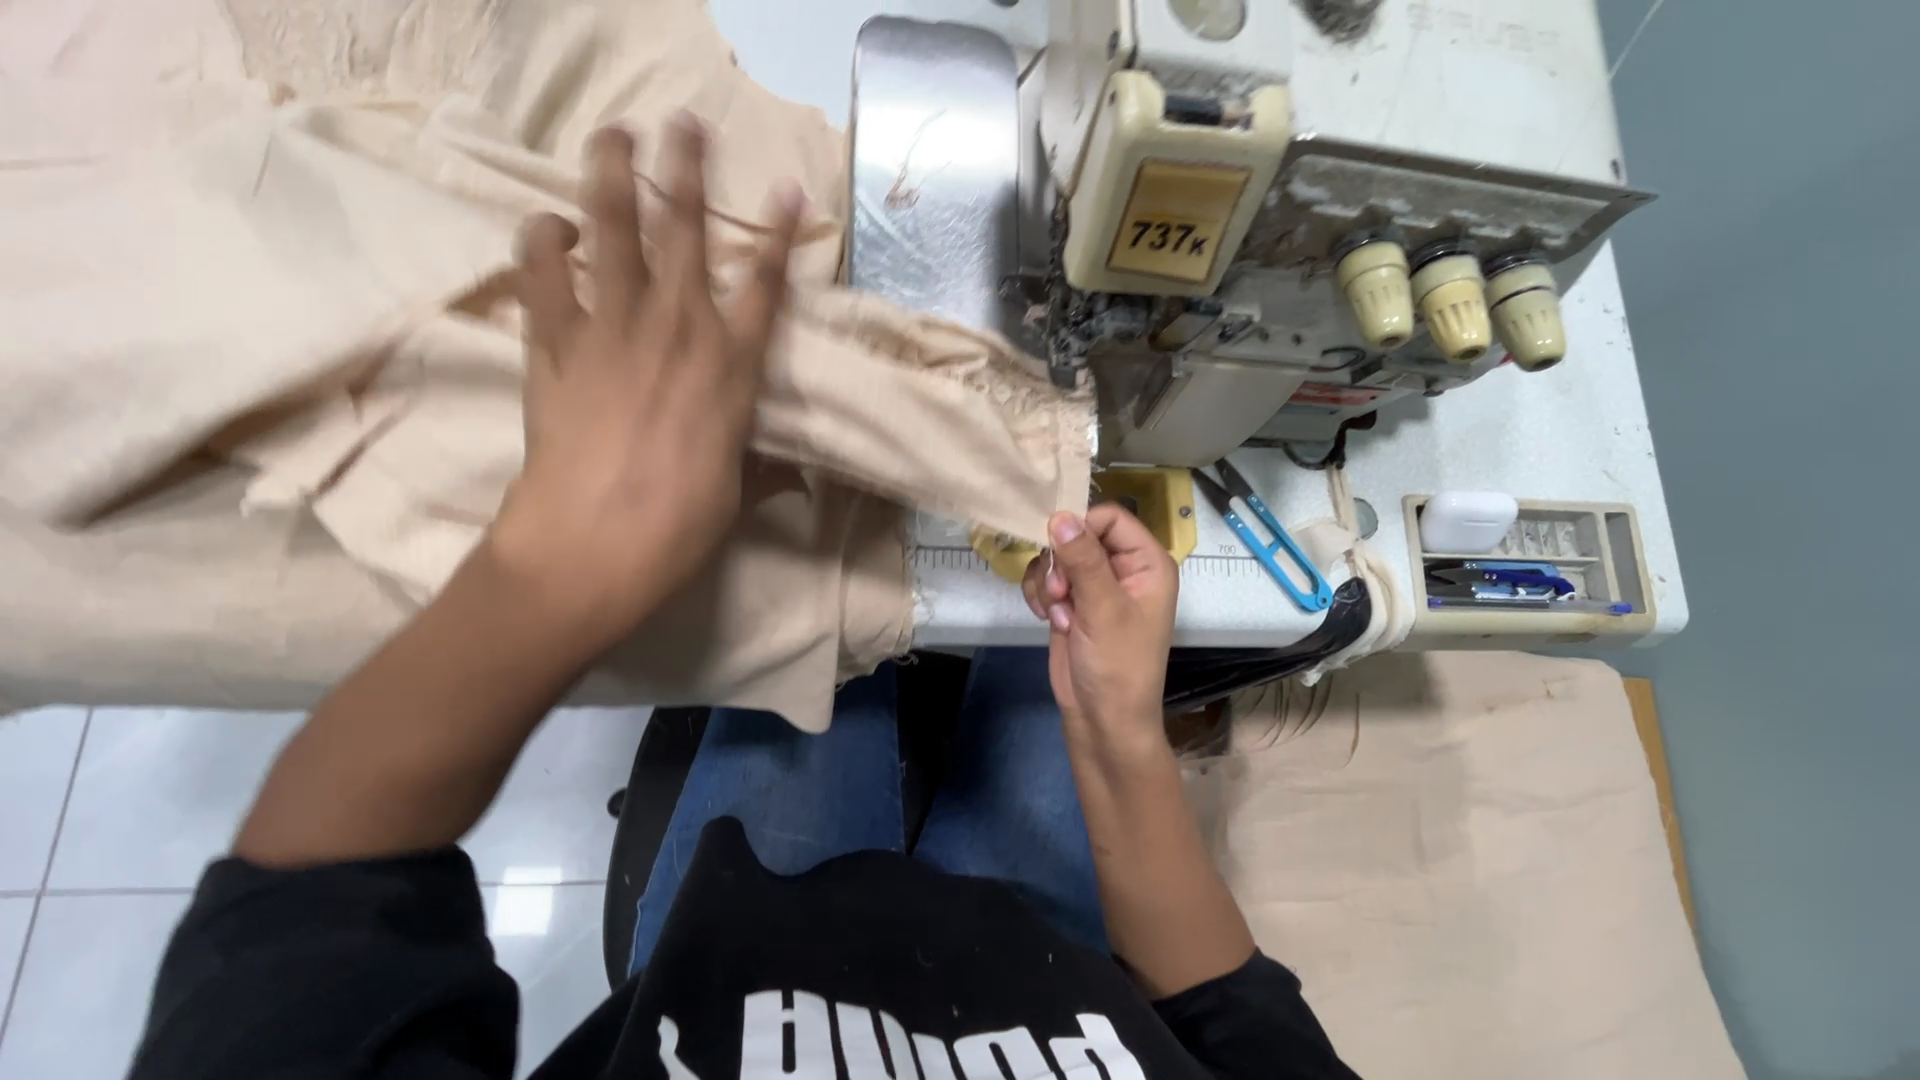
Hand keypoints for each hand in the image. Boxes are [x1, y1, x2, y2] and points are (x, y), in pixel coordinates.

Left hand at [489, 119, 803, 643]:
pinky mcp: (554, 347)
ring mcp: (612, 331)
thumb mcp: (737, 494)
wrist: (590, 550)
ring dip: (612, 175)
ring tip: (614, 136)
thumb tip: (800, 482)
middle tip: (685, 123)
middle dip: (688, 170)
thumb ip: (764, 467)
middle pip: (687, 232)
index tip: (786, 188)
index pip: (764, 287)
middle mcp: (677, 331)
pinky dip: (542, 243)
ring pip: (612, 230)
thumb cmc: (679, 528)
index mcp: (731, 369)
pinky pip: (543, 276)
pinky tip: (547, 227)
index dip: (779, 235)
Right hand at [1022, 505, 1178, 750]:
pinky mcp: (1071, 603)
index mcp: (1147, 563)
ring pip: (1057, 556)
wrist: (1102, 720)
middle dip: (1060, 562)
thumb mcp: (1103, 610)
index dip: (1081, 527)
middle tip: (1060, 592)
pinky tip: (1047, 619)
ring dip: (1047, 581)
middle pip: (1078, 534)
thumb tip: (1060, 516)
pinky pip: (1046, 579)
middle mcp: (1123, 569)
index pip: (1110, 517)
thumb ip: (1083, 560)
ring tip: (1057, 612)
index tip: (1060, 551)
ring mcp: (1095, 586)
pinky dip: (1040, 595)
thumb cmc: (1118, 666)